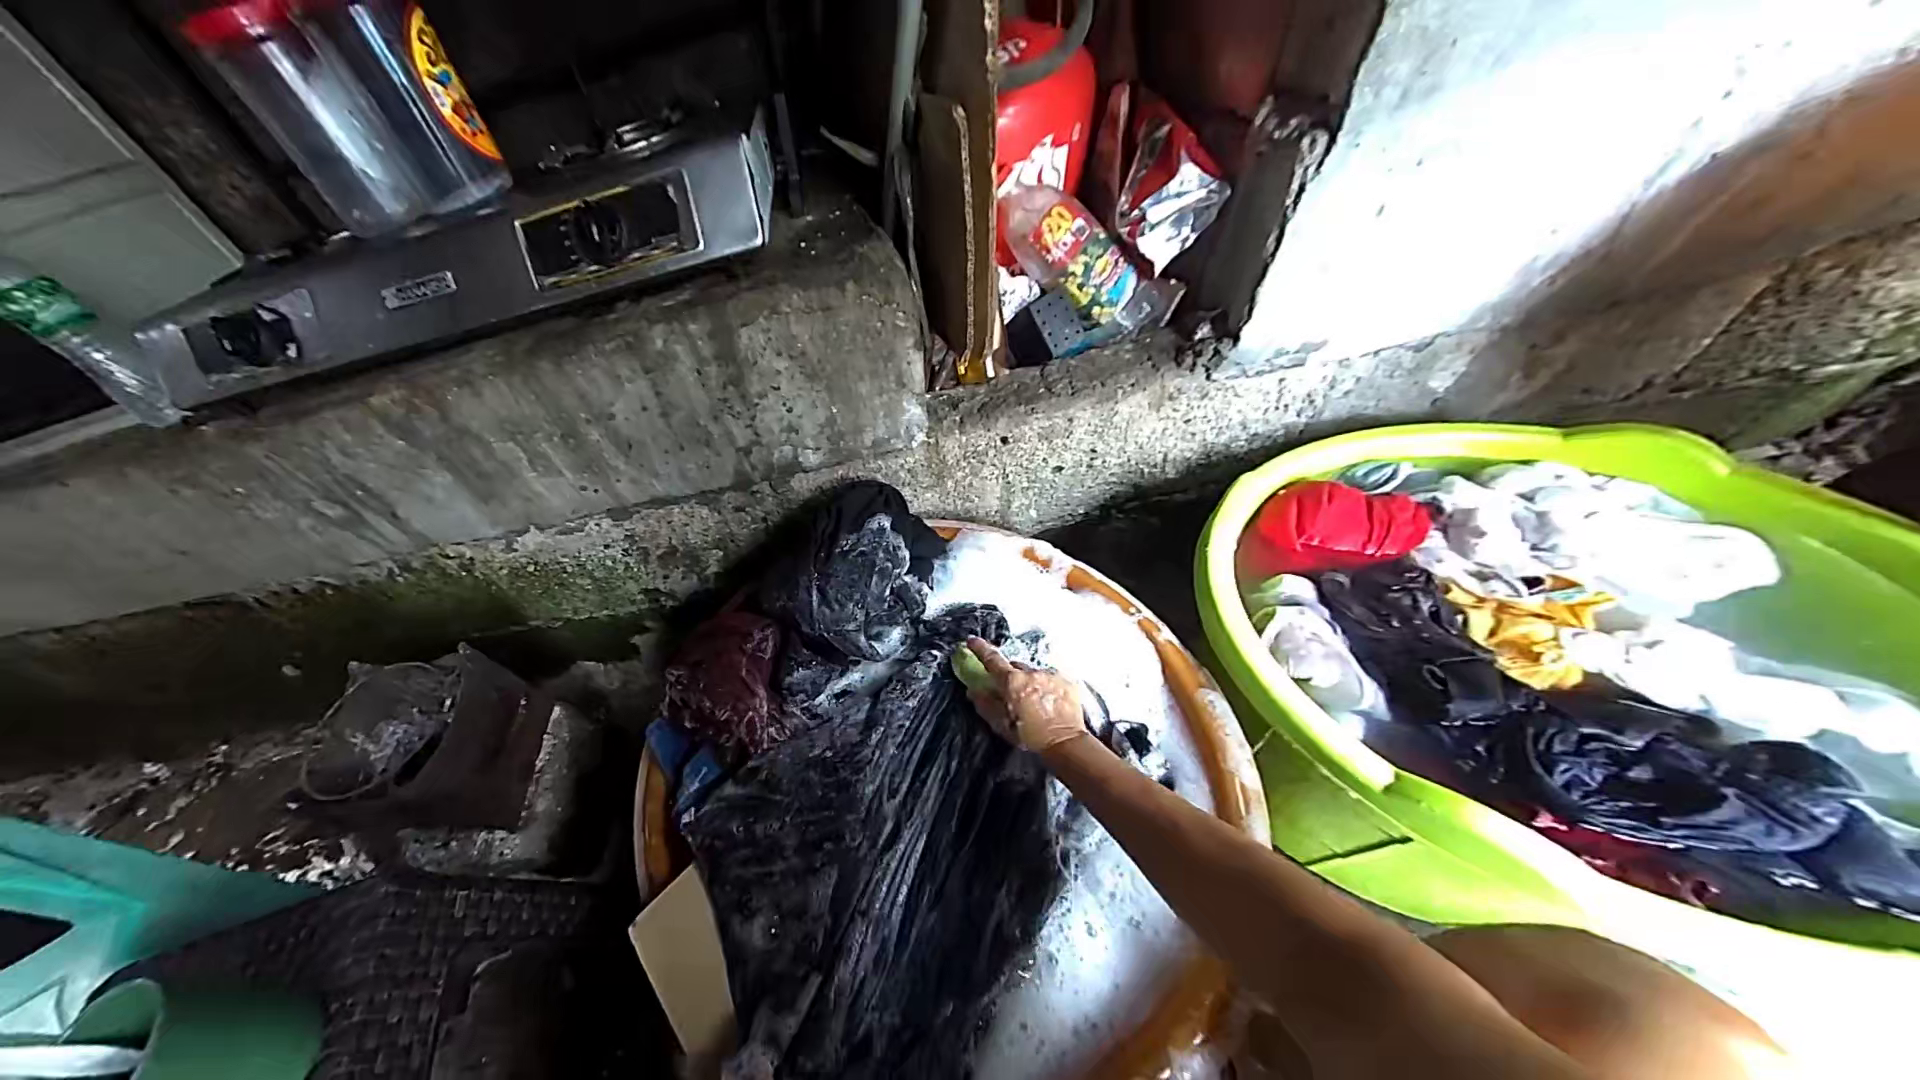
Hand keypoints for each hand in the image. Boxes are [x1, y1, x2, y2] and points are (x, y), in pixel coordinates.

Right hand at [964, 636, 1087, 752]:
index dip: (980, 649)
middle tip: (1013, 694)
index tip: (972, 641)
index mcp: (1012, 682)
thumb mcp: (1002, 725)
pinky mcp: (1067, 681)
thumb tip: (973, 690)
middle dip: (1012, 676)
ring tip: (1035, 702)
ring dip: (1031, 682)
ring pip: (1035, 673)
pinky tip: (1049, 702)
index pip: (992, 659)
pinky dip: (1047, 687)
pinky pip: (1051, 678)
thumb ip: (985, 704)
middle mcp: (1032, 673)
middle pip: (1016, 667)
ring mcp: (1051, 675)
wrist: (1065, 743)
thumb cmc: (1030, 737)